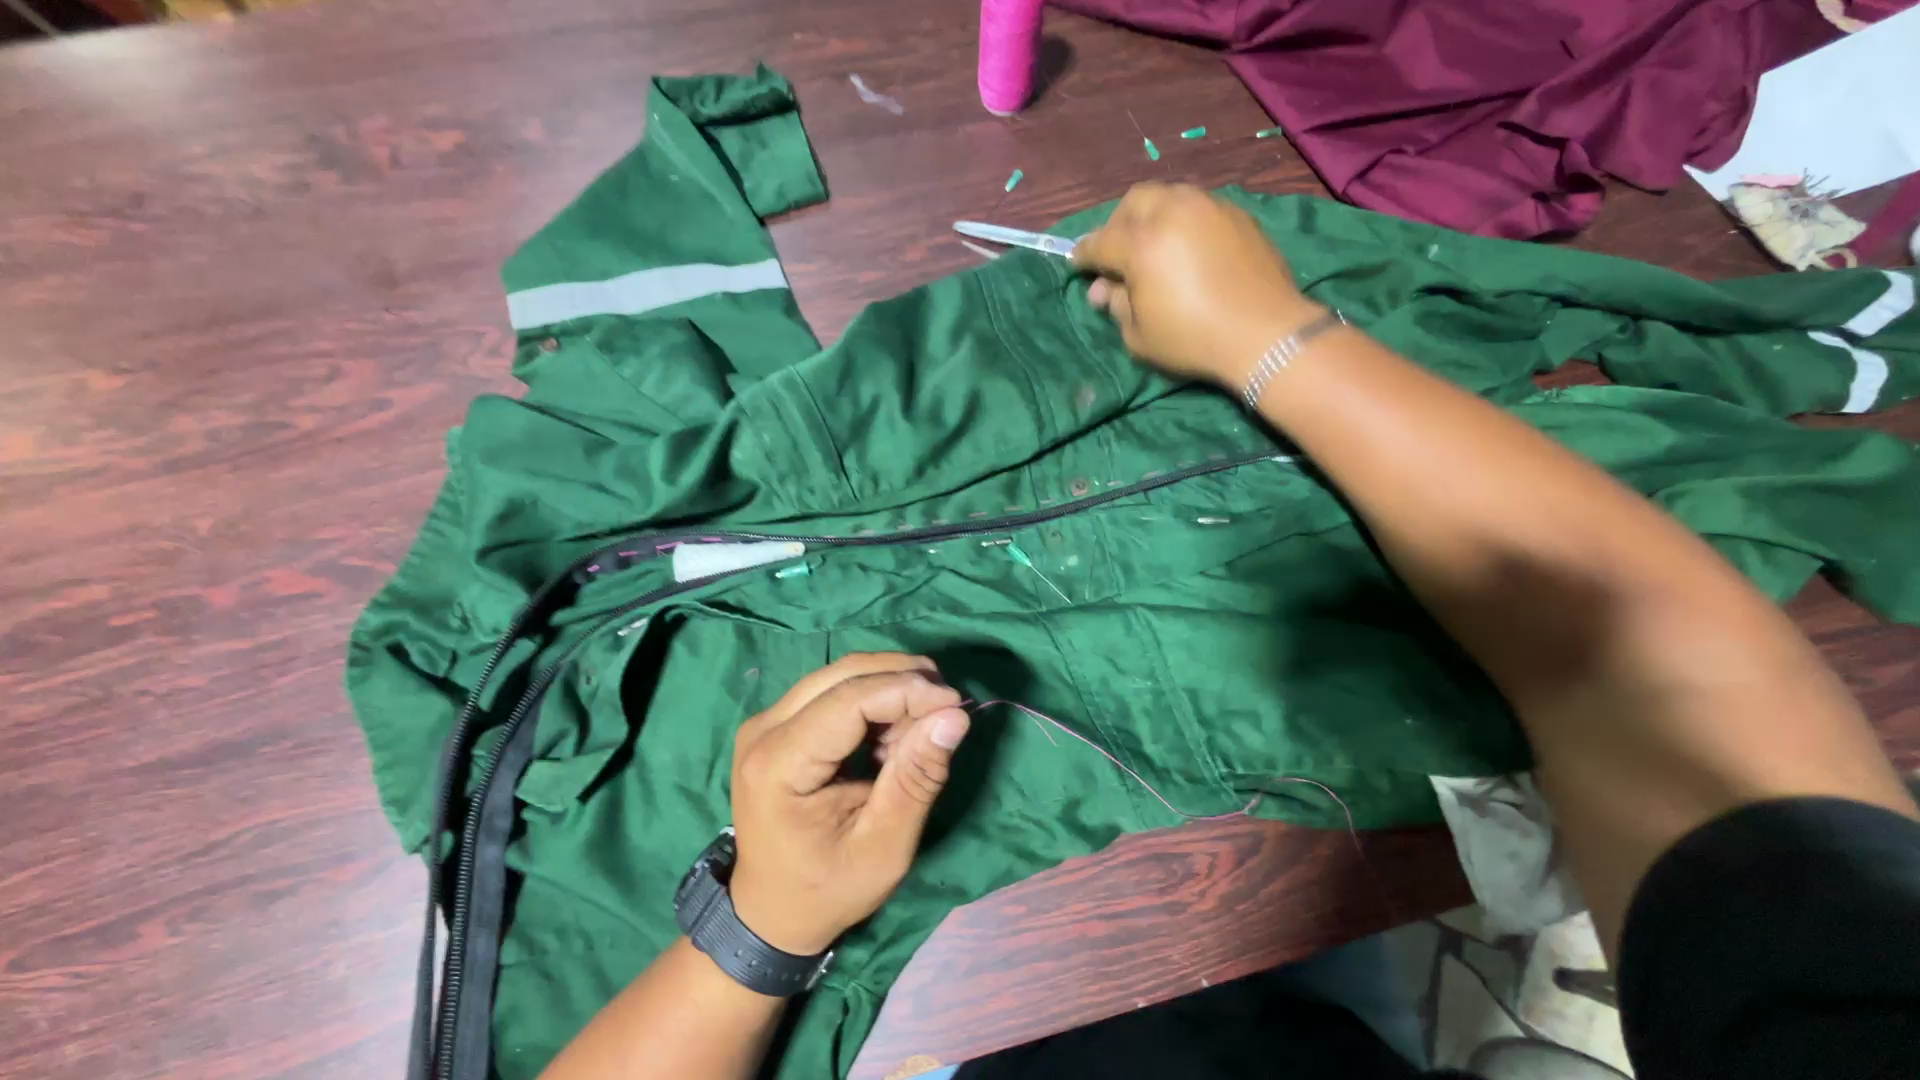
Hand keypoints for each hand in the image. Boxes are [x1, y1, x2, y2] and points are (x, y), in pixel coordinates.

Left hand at [727, 653, 970, 955]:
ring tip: (926, 722)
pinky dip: (873, 698)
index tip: (956, 703)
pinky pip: (831, 690)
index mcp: (778, 765)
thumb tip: (954, 716)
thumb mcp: (883, 847)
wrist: (770, 911)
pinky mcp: (776, 723)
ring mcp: (765, 722)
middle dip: (903, 678)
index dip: (906, 690)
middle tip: (949, 706)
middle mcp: (763, 730)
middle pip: (842, 674)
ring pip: (839, 675)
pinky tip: (896, 729)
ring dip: (890, 685)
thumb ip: (916, 779)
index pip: (849, 700)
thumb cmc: (827, 888)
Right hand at [1073, 182, 1323, 386]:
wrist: (1266, 334)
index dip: (1085, 255)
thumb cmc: (1193, 340)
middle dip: (1119, 224)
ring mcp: (1210, 209)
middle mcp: (1173, 213)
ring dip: (1155, 217)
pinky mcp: (1238, 216)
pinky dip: (1186, 224)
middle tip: (1120, 252)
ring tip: (1156, 247)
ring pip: (1170, 197)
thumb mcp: (1139, 335)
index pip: (1100, 242)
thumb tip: (1102, 289)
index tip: (1079, 264)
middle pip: (1134, 202)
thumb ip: (1116, 305)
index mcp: (1141, 244)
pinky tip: (1190, 250)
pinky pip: (1201, 209)